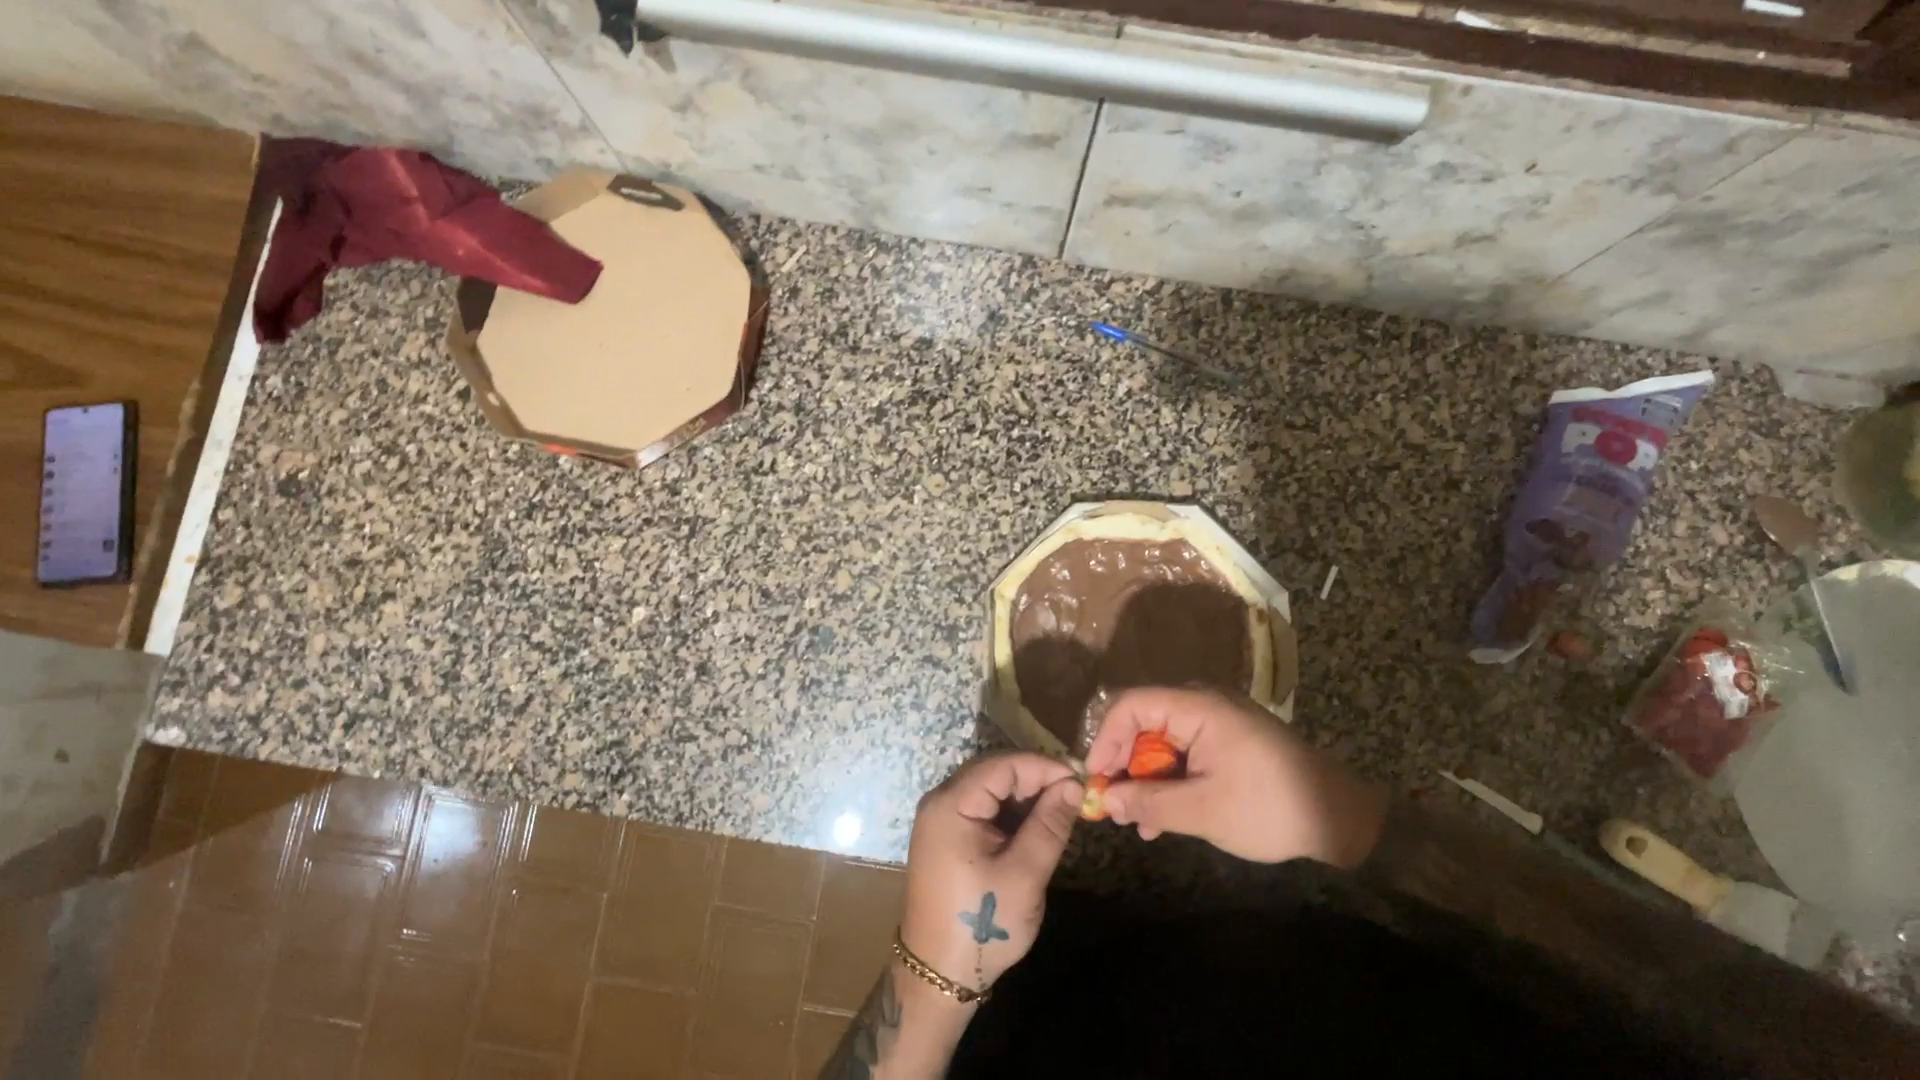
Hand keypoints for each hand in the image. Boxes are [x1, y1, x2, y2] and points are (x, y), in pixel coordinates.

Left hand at [900, 752, 1083, 994]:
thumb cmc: (982, 923)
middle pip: (994, 772)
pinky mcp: (947, 836)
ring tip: (1063, 810)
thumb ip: (1050, 824)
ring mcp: (941, 819)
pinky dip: (1011, 812)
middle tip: (1076, 794)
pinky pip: (982, 808)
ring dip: (1026, 795)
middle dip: (1036, 778)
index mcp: (951, 805)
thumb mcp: (1025, 874)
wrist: (938, 973)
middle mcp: (940, 802)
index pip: (1003, 765)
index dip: (1044, 767)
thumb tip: (1074, 785)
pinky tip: (1037, 825)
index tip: (1081, 780)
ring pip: (990, 789)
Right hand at [1086, 686, 1387, 867]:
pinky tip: (1162, 820)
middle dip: (1124, 766)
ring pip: (1161, 743)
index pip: (1131, 706)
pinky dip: (1169, 782)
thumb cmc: (1270, 809)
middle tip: (1114, 807)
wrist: (1340, 818)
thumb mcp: (1202, 811)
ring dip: (1145, 780)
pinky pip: (1184, 754)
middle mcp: (1204, 705)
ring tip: (1138, 823)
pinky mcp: (1228, 742)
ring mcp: (1218, 723)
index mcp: (1199, 708)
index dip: (1106, 741)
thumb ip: (1149, 802)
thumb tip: (1106, 801)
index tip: (1097, 782)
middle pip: (1143, 723)